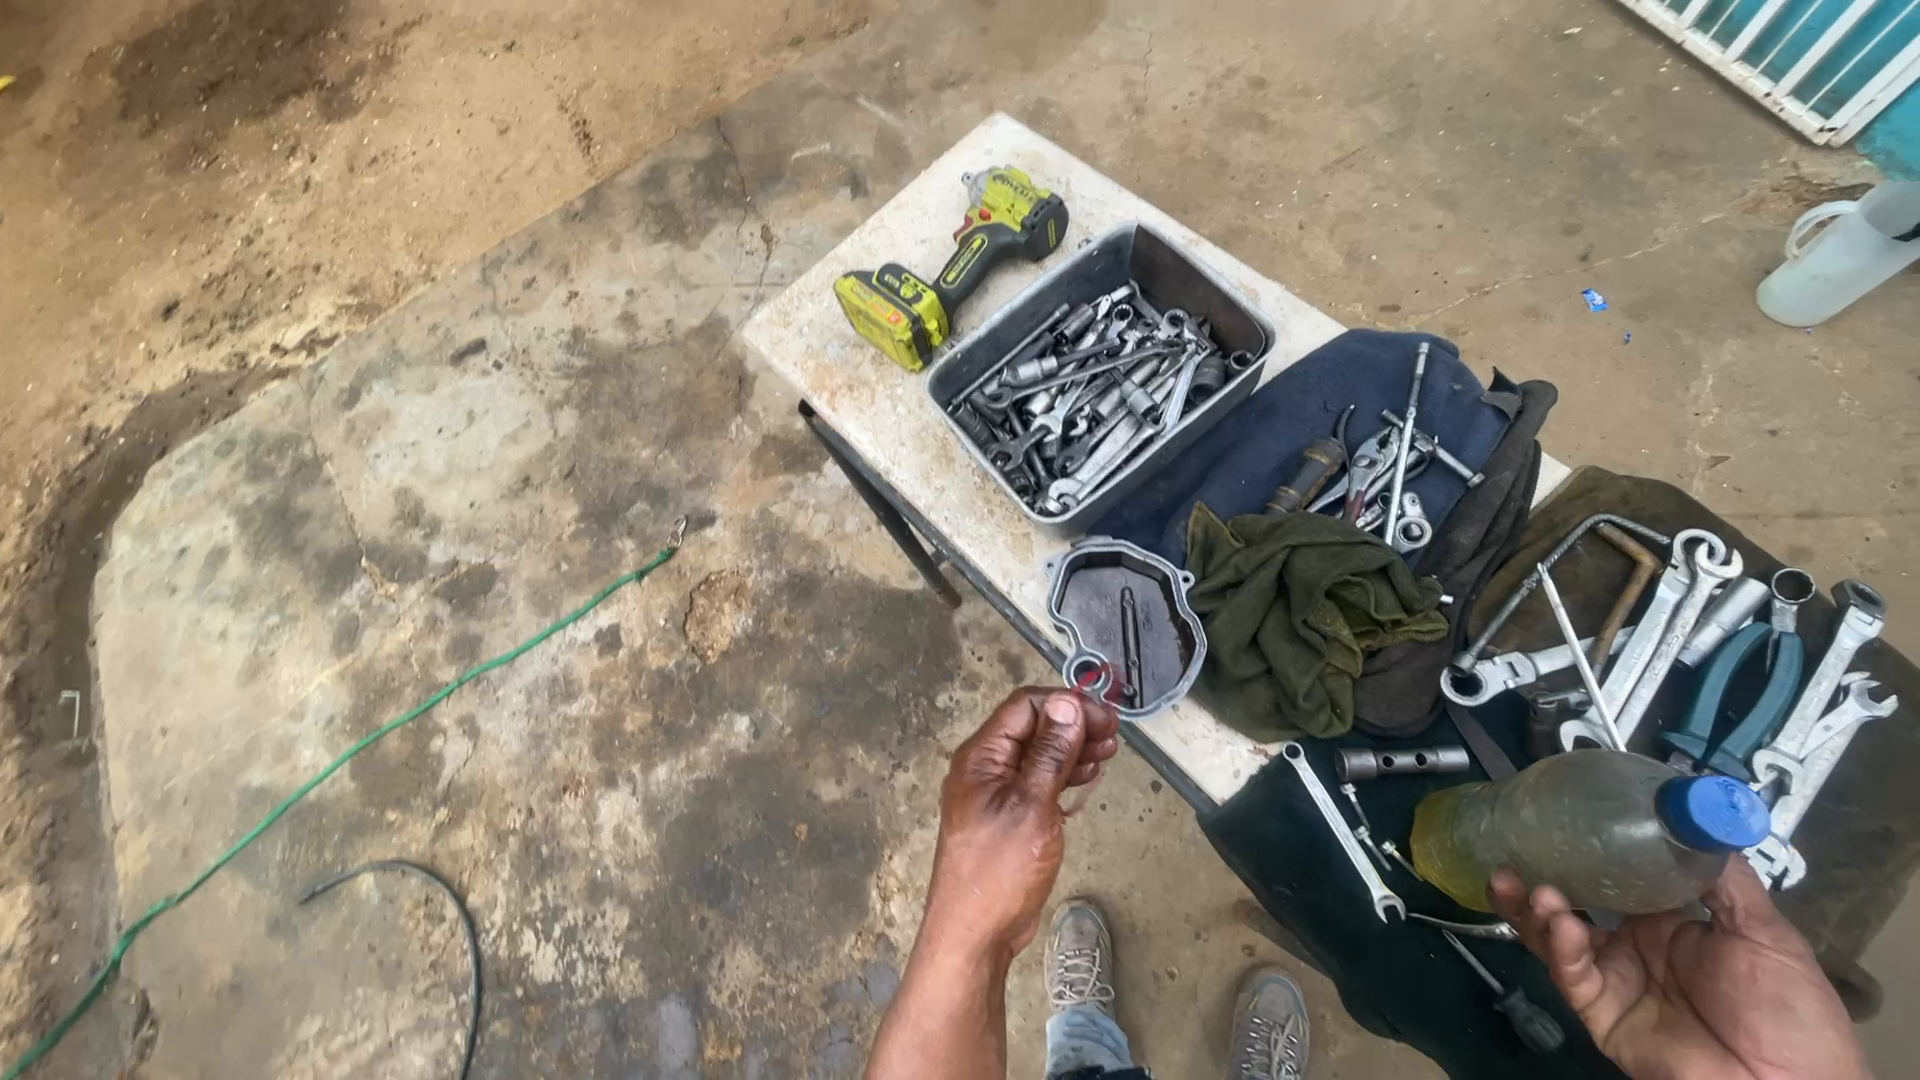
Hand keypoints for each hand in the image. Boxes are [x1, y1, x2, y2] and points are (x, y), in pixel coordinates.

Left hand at [922, 688, 1120, 959]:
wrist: (975, 934)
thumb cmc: (1000, 868)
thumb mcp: (1031, 804)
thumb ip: (1051, 752)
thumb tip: (1068, 703)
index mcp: (981, 755)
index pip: (1024, 706)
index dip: (1065, 704)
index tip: (1104, 716)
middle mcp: (986, 767)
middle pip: (1033, 728)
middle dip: (1073, 725)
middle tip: (1113, 735)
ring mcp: (997, 792)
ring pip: (1038, 755)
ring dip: (1073, 749)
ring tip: (1109, 752)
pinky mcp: (1010, 816)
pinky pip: (1038, 781)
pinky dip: (1064, 775)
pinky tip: (1088, 777)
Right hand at [1489, 860, 1868, 1079]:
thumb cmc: (1786, 1013)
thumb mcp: (1767, 939)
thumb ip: (1727, 882)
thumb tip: (1697, 815)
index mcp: (1663, 928)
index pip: (1606, 882)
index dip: (1577, 857)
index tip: (1551, 827)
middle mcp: (1628, 948)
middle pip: (1565, 906)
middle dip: (1533, 881)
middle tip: (1510, 857)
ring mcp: (1610, 979)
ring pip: (1551, 935)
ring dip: (1531, 909)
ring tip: (1525, 886)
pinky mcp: (1598, 1010)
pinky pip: (1569, 973)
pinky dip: (1560, 947)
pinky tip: (1563, 926)